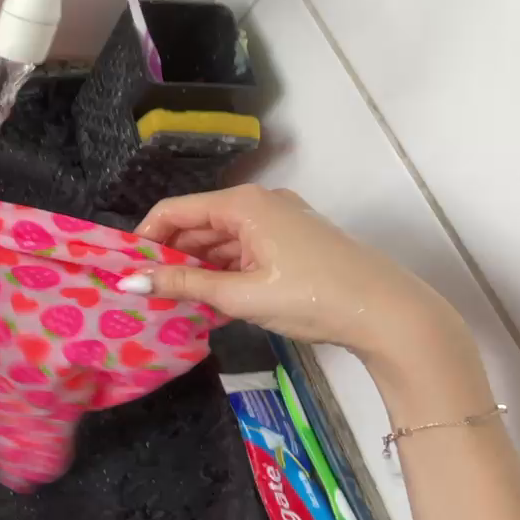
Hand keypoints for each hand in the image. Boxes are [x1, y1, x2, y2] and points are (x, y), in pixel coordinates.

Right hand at [134, 184, 467, 362]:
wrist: (392, 317)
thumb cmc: (311, 298)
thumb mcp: (239, 295)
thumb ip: (181, 284)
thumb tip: (129, 281)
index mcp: (243, 204)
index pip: (174, 211)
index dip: (145, 238)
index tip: (127, 270)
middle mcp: (258, 203)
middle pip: (196, 224)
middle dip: (169, 256)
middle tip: (147, 291)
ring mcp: (279, 220)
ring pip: (219, 240)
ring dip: (196, 267)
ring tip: (175, 301)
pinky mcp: (292, 241)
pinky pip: (242, 249)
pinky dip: (223, 271)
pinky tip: (210, 300)